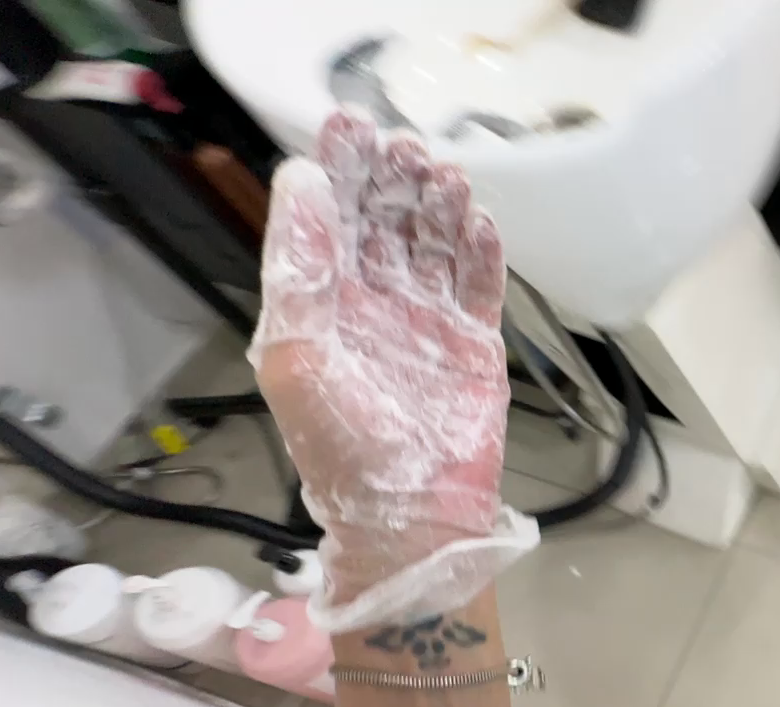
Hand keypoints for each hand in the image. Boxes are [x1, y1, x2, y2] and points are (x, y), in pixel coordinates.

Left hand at [249, 107, 535, 631]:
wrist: (415, 509)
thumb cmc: (346, 447)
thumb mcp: (294, 357)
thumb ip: (299, 272)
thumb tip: (306, 187)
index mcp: (325, 306)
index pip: (332, 222)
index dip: (341, 171)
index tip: (352, 124)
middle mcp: (378, 306)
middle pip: (388, 226)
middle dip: (397, 182)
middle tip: (409, 143)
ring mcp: (432, 326)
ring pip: (438, 250)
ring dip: (441, 209)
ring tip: (448, 173)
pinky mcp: (477, 347)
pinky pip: (482, 290)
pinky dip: (485, 257)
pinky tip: (482, 223)